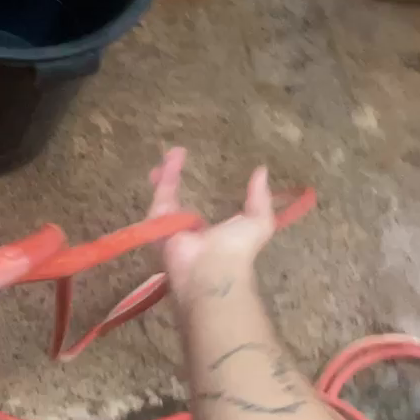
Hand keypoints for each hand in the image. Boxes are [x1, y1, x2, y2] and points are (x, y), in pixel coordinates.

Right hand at [147, 147, 275, 297]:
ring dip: (168, 172)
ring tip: (172, 151)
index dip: (199, 190)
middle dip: (172, 178)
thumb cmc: (238, 248)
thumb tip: (262, 170)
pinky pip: (161, 195)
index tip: (200, 172)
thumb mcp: (259, 221)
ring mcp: (169, 224)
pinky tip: (171, 159)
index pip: (200, 207)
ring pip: (166, 193)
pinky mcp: (157, 220)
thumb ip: (259, 197)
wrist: (212, 268)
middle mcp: (185, 228)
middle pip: (175, 197)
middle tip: (174, 157)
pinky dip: (165, 176)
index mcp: (208, 231)